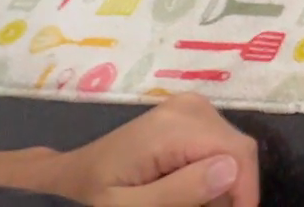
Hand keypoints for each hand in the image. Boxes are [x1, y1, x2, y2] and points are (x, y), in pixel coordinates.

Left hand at [38, 93, 258, 206]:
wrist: (58, 183)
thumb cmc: (85, 201)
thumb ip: (177, 192)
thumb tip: (232, 171)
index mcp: (176, 126)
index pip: (236, 150)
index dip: (246, 189)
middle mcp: (192, 107)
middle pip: (236, 147)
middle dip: (231, 187)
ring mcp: (191, 107)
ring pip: (230, 146)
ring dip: (221, 181)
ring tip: (194, 205)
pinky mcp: (189, 114)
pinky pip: (217, 143)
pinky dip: (210, 170)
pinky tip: (188, 190)